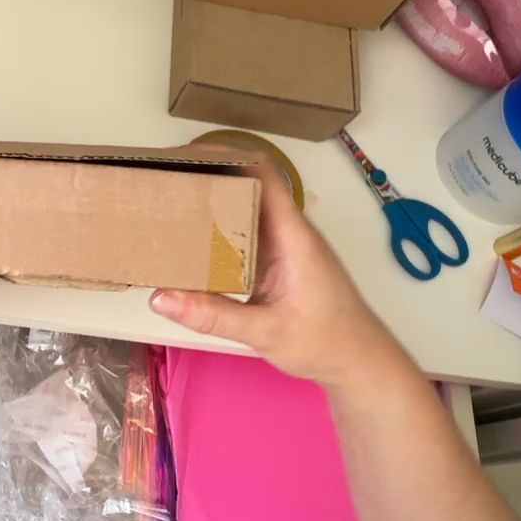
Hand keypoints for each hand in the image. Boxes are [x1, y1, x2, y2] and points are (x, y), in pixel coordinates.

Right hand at [148, 160, 406, 385]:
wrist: (360, 364)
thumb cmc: (326, 343)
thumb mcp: (265, 331)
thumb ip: (212, 315)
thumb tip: (160, 297)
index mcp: (293, 236)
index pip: (263, 175)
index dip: (228, 156)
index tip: (187, 157)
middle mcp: (287, 233)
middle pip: (247, 187)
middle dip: (208, 178)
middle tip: (165, 182)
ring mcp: (282, 248)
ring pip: (243, 213)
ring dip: (210, 206)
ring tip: (168, 207)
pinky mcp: (276, 264)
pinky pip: (242, 237)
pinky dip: (215, 233)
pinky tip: (189, 245)